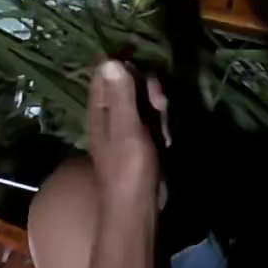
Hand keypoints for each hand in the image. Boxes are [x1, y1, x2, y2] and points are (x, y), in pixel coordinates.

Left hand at [87, 61, 161, 230]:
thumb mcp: (127, 127)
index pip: (107, 73)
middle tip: (160, 106)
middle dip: (151, 92)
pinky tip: (166, 143)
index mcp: (100, 109)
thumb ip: (122, 95)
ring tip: (163, 132)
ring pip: (149, 102)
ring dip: (161, 112)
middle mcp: (112, 114)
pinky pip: (156, 121)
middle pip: (133, 85)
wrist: (139, 207)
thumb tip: (110, 60)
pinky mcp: (144, 139)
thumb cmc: (128, 168)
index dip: (127, 67)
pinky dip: (163, 128)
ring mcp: (129, 127)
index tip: (145, 77)